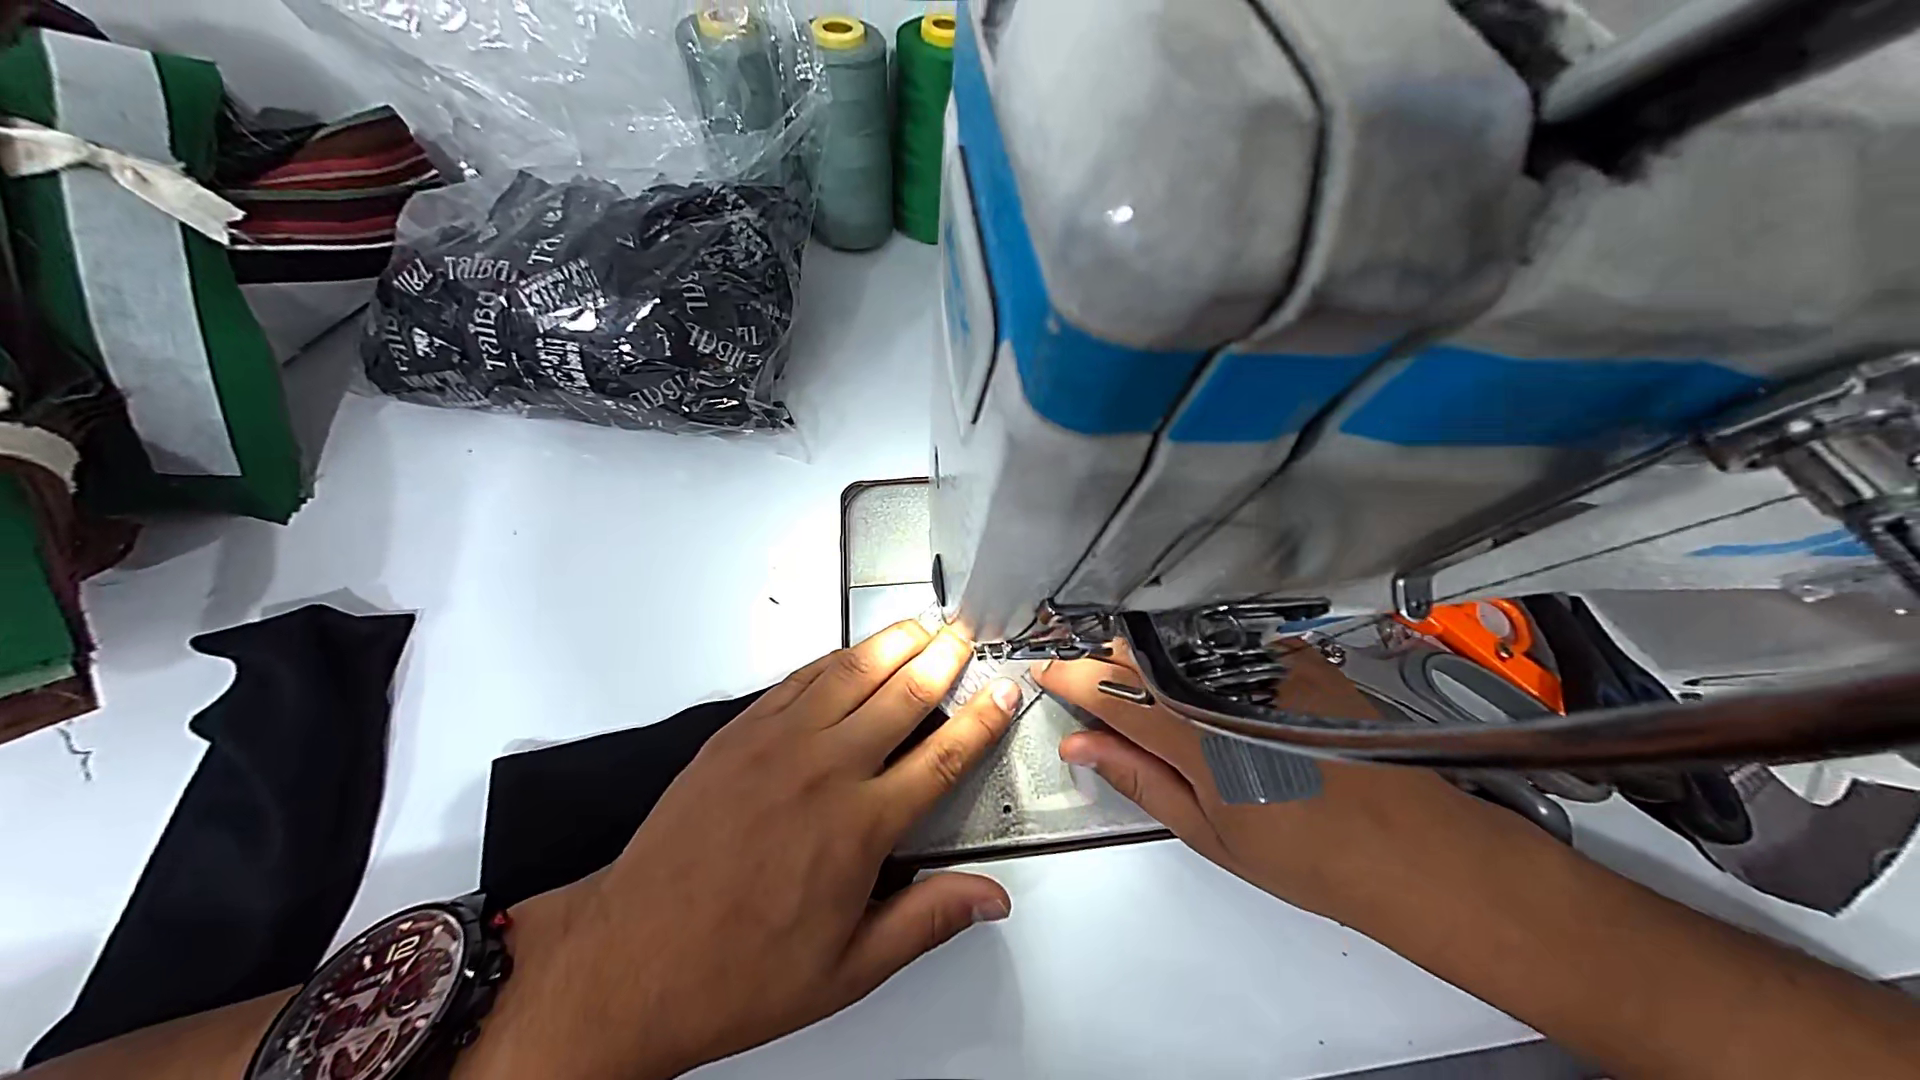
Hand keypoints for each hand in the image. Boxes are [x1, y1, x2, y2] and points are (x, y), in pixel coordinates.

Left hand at [463, 621, 1022, 1079]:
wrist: (631, 958)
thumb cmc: (741, 970)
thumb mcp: (848, 968)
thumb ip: (926, 920)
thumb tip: (993, 897)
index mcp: (860, 827)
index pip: (942, 756)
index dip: (982, 719)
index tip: (1004, 692)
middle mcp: (825, 771)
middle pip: (902, 696)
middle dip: (942, 659)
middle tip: (965, 634)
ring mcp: (777, 743)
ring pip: (851, 674)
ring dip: (892, 643)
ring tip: (921, 624)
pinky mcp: (737, 733)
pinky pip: (797, 680)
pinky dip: (833, 659)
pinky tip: (852, 651)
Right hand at [1036, 640, 1525, 924]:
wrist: (1416, 848)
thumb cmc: (1313, 855)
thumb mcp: (1208, 830)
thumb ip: (1137, 776)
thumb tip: (1082, 746)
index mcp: (1192, 733)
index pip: (1107, 688)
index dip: (1067, 675)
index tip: (1047, 671)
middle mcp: (1224, 686)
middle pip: (1135, 653)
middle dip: (1104, 668)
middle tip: (1102, 701)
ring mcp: (1262, 665)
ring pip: (1175, 643)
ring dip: (1149, 662)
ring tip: (1157, 701)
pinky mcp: (1294, 657)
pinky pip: (1221, 644)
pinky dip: (1195, 659)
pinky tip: (1208, 689)